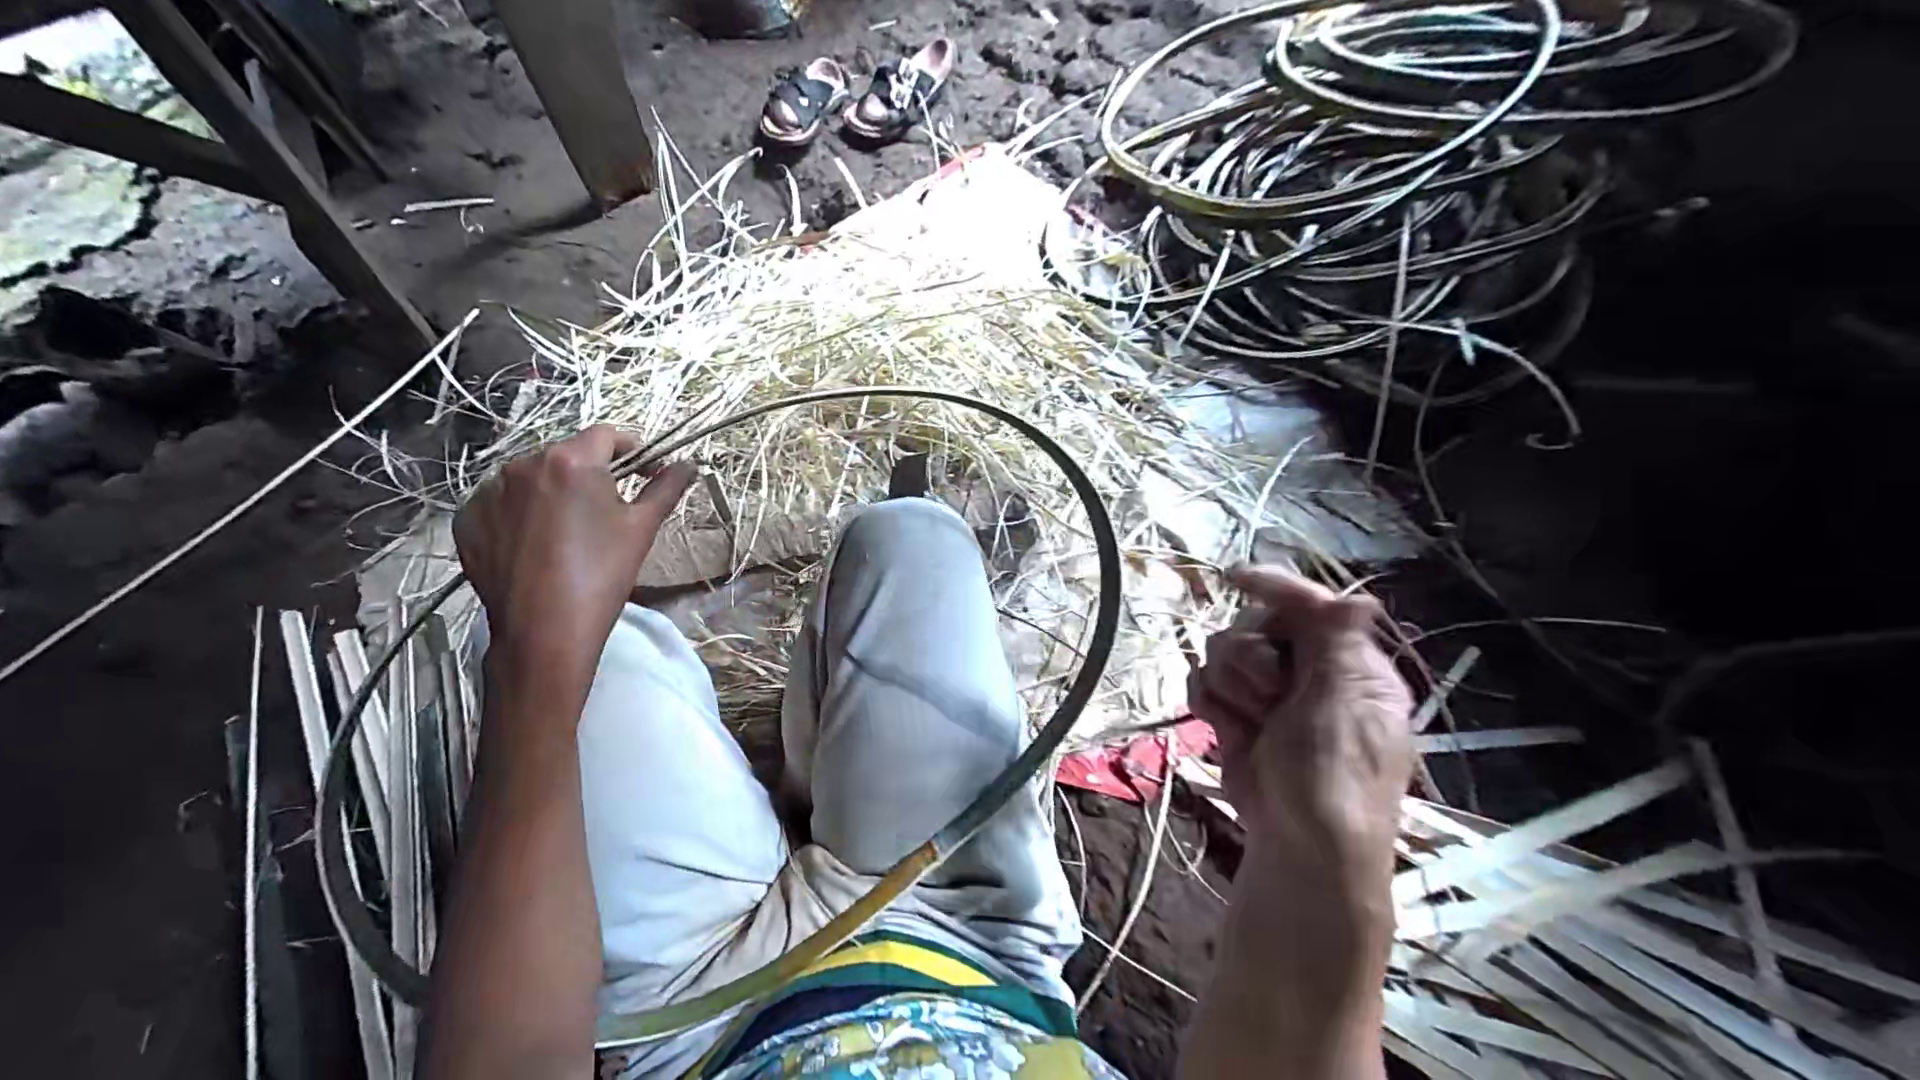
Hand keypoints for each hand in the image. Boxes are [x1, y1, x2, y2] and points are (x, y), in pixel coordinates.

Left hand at [454, 425, 693, 691]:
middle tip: (609, 510)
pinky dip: (521, 514)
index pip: (605, 435)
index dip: (631, 449)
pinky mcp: (466, 520)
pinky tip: (538, 545)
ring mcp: (488, 493)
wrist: (546, 630)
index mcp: (570, 462)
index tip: (645, 472)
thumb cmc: (603, 574)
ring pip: (532, 479)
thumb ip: (666, 488)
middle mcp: (523, 466)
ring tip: (571, 531)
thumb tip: (688, 464)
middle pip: (566, 456)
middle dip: (591, 474)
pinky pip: (501, 504)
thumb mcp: (642, 527)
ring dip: (554, 492)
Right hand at [1187, 566, 1412, 888]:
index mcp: (1348, 665)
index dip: (1275, 588)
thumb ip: (1340, 647)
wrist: (1300, 850)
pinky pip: (1205, 683)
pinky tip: (1223, 729)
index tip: (1235, 578)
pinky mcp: (1236, 715)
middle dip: (1250, 657)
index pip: (1310, 607)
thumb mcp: (1343, 709)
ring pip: (1223, 653)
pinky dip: (1210, 703)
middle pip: (1255, 626)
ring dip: (1231, 687)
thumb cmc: (1333, 781)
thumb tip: (1361, 595)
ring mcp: (1268, 695)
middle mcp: (1307, 672)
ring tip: (1252, 724)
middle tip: (1270, 696)